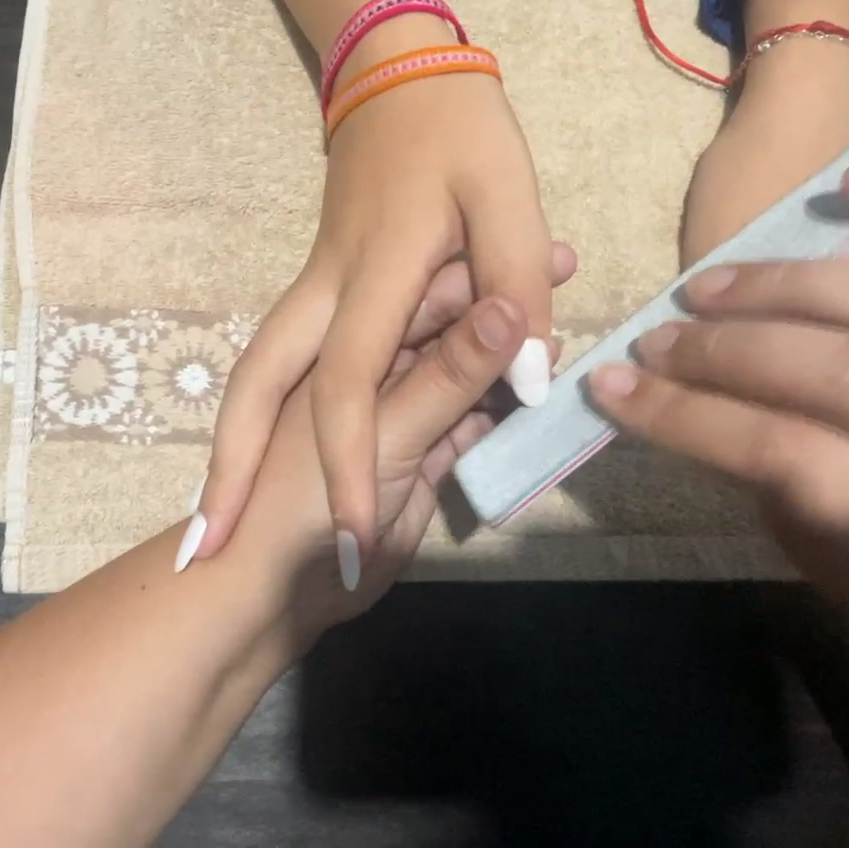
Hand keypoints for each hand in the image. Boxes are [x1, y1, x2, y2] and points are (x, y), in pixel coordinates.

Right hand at [192, 73, 556, 581]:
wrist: (396, 65)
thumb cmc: (458, 128)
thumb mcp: (508, 197)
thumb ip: (518, 285)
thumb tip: (527, 380)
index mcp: (375, 272)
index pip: (349, 384)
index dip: (349, 468)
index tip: (354, 538)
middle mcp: (326, 287)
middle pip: (258, 378)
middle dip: (230, 462)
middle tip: (201, 540)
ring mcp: (314, 280)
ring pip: (260, 364)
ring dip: (233, 434)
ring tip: (214, 504)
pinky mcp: (321, 275)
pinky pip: (288, 349)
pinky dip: (265, 400)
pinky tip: (275, 436)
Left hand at [219, 244, 577, 624]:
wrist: (282, 589)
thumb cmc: (308, 497)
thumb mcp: (390, 428)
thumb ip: (448, 374)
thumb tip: (509, 309)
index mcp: (350, 343)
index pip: (424, 297)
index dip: (484, 277)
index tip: (544, 258)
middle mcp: (377, 365)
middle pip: (451, 329)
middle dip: (503, 312)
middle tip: (566, 278)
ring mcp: (402, 409)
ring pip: (465, 375)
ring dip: (507, 365)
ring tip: (562, 345)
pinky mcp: (422, 453)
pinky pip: (469, 421)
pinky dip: (500, 413)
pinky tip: (539, 399)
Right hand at [591, 169, 848, 679]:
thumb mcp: (803, 537)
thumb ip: (744, 457)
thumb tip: (653, 384)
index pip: (785, 450)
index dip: (684, 415)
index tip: (610, 387)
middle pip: (842, 372)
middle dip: (725, 350)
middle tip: (653, 341)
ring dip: (783, 286)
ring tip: (706, 288)